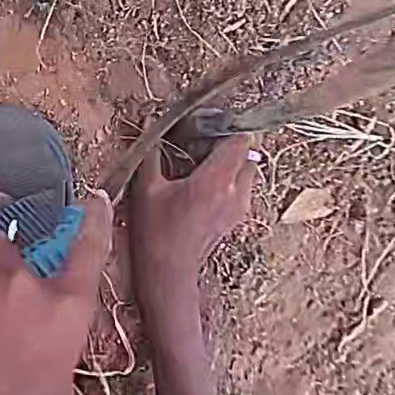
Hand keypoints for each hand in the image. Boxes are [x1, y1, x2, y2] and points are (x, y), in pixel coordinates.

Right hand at [127, 135, 257, 313]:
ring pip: (247, 169)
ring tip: (200, 158)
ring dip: (231, 158)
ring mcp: (240, 207)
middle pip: (248, 153)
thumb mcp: (146, 186)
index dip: (227, 125)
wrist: (168, 274)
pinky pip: (242, 185)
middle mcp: (236, 192)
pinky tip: (200, 178)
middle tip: (201, 138)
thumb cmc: (155, 231)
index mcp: (216, 181)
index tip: (207, 121)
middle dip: (229, 141)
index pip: (240, 140)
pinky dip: (229, 176)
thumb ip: (151, 150)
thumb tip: (150, 119)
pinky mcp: (236, 217)